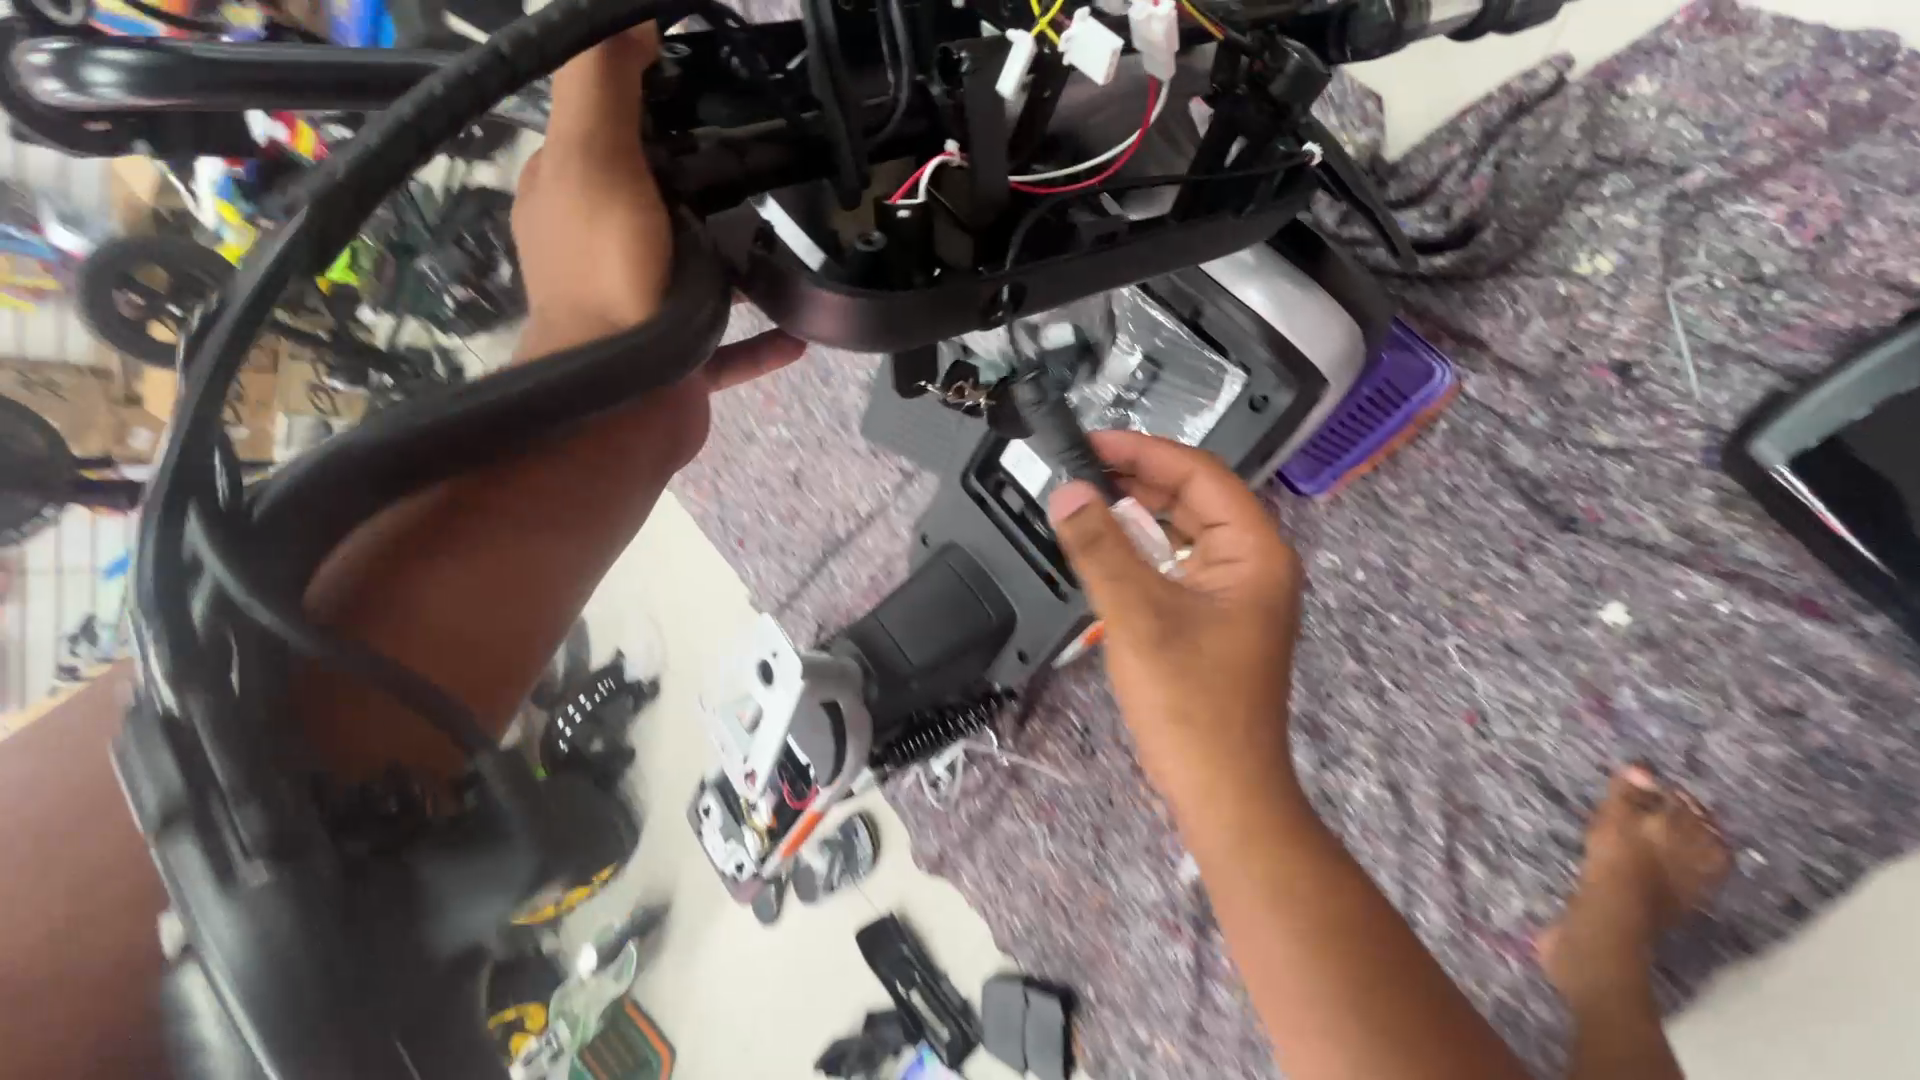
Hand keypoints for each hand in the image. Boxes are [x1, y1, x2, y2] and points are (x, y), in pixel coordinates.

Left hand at [510, 26, 804, 463]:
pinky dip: (765, 336)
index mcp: (574, 196)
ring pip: (703, 273)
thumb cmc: (609, 274)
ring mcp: (645, 308)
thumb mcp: (596, 156)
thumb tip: (628, 18)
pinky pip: (733, 344)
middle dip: (713, 187)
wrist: (625, 401)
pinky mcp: (681, 362)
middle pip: (666, 203)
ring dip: (745, 261)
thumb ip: (603, 80)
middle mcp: (604, 249)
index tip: (715, 93)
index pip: (611, 133)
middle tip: (776, 165)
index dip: (653, 107)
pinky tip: (802, 326)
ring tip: (800, 238)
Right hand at [1047, 431, 1304, 796]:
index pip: (1200, 475)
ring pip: (1184, 532)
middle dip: (1138, 479)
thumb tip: (1068, 491)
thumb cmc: (1191, 704)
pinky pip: (1177, 565)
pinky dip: (1143, 550)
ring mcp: (1237, 593)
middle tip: (1080, 467)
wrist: (1223, 789)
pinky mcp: (1216, 618)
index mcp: (1255, 551)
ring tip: (1087, 497)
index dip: (1144, 451)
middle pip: (1194, 499)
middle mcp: (1253, 564)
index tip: (1092, 442)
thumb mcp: (1137, 616)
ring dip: (1138, 514)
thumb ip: (1100, 547)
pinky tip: (1107, 548)